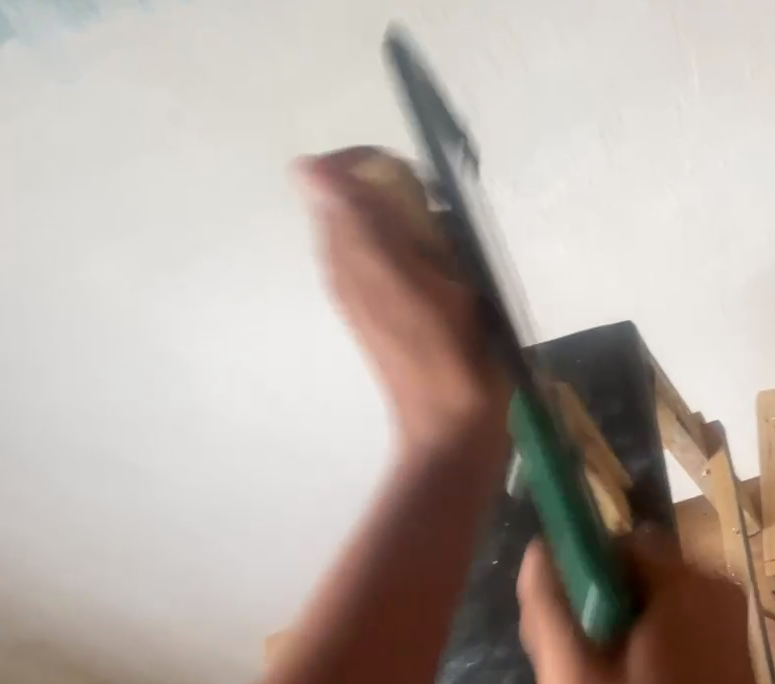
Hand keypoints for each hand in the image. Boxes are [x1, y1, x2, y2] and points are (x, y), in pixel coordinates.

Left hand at [297, 147, 508, 452]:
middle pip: (363, 202)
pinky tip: (461, 288)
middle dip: (405, 197)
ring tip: (461, 259)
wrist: (456, 427)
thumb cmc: (445, 356)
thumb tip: (313, 170)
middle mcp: (352, 268)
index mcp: (349, 254)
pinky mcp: (403, 316)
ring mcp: (378, 294)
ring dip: (425, 232)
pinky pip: (411, 266)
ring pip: (390, 234)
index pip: (330, 177)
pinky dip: (434, 262)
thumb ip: (365, 227)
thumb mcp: (408, 284)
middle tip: (449, 227)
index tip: (422, 184)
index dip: (371, 165)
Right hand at [517, 536, 774, 683]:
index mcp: (681, 584)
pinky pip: (685, 614)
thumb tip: (537, 551)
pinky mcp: (738, 634)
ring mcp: (732, 609)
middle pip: (639, 566)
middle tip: (591, 664)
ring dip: (632, 623)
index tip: (571, 624)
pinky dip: (661, 636)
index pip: (616, 542)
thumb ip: (549, 614)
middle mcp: (715, 582)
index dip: (584, 576)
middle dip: (607, 602)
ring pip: (661, 592)